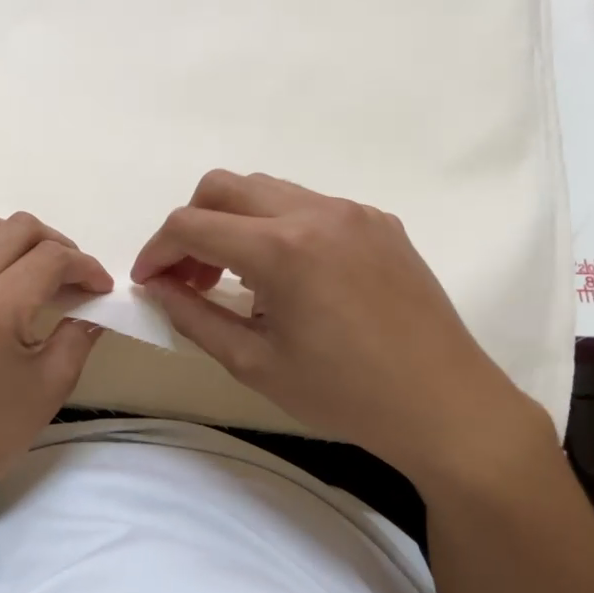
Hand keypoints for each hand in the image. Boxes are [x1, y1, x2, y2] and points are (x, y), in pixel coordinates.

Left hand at [0, 206, 113, 507]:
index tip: (98, 286)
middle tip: (70, 274)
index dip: (84, 266)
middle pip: (18, 231)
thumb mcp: (53, 382)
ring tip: (31, 259)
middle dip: (56, 244)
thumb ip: (78, 331)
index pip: (51, 259)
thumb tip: (94, 299)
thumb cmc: (0, 426)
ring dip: (13, 233)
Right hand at [130, 170, 550, 485]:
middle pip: (223, 187)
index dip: (156, 252)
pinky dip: (275, 228)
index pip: (191, 225)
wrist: (445, 405)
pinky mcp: (379, 223)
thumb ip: (194, 317)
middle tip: (188, 278)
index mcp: (282, 249)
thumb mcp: (252, 362)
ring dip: (232, 224)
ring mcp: (353, 213)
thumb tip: (159, 288)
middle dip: (190, 226)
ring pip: (265, 190)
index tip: (149, 283)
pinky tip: (284, 279)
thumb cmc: (342, 393)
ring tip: (234, 279)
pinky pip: (307, 206)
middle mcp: (316, 214)